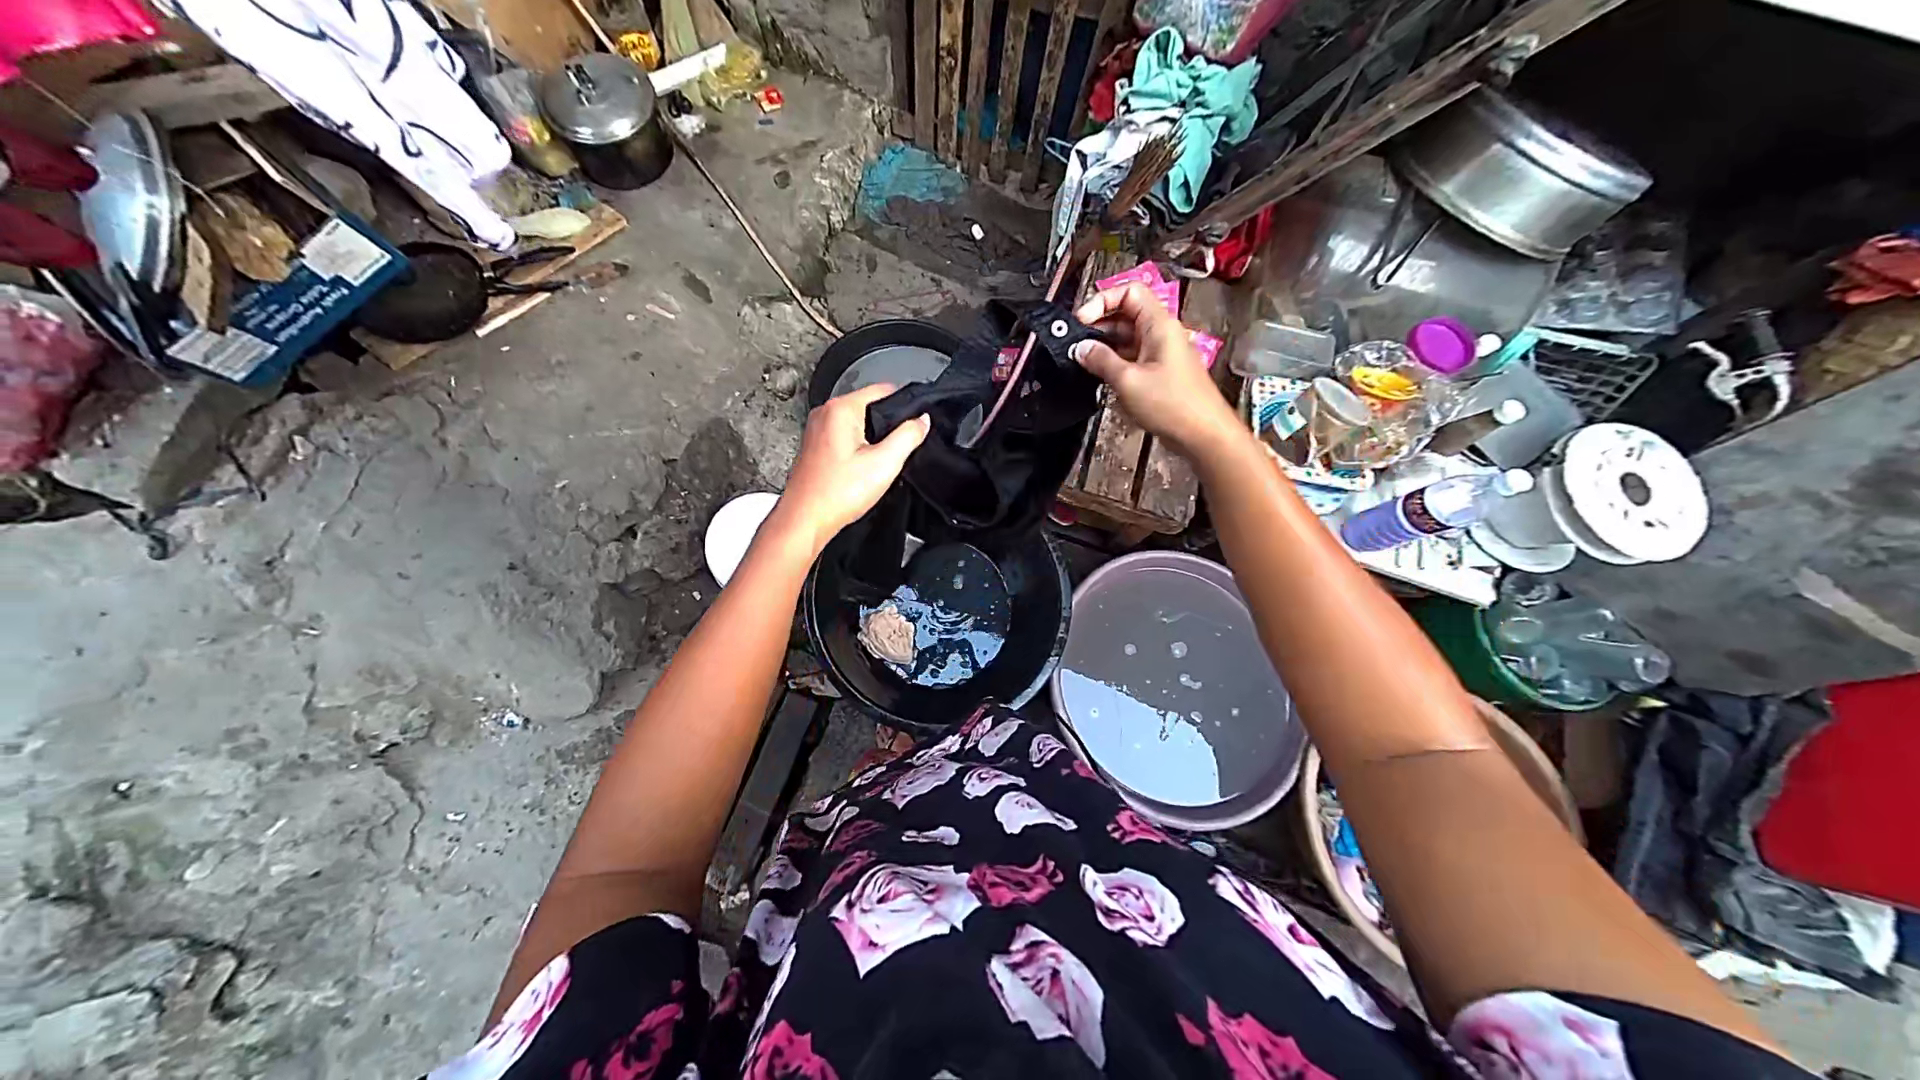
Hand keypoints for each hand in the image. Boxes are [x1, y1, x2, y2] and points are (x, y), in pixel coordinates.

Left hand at [770, 382, 929, 553]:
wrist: (806, 520)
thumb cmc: (835, 494)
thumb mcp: (885, 463)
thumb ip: (908, 436)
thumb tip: (922, 420)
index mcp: (840, 409)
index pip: (883, 389)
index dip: (906, 403)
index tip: (917, 420)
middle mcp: (825, 414)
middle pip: (870, 406)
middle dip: (888, 425)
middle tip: (895, 451)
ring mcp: (817, 429)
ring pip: (858, 424)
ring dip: (872, 440)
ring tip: (875, 464)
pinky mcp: (816, 446)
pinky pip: (845, 438)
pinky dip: (858, 450)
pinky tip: (860, 471)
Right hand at [1071, 284, 1245, 459]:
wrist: (1202, 434)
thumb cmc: (1175, 405)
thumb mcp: (1128, 381)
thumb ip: (1100, 360)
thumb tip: (1081, 348)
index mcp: (1159, 325)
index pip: (1129, 292)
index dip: (1103, 300)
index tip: (1083, 319)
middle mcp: (1161, 334)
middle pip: (1126, 314)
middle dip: (1099, 324)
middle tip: (1077, 342)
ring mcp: (1161, 354)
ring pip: (1127, 337)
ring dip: (1104, 345)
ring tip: (1084, 360)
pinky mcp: (1159, 373)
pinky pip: (1132, 357)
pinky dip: (1114, 362)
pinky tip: (1100, 374)